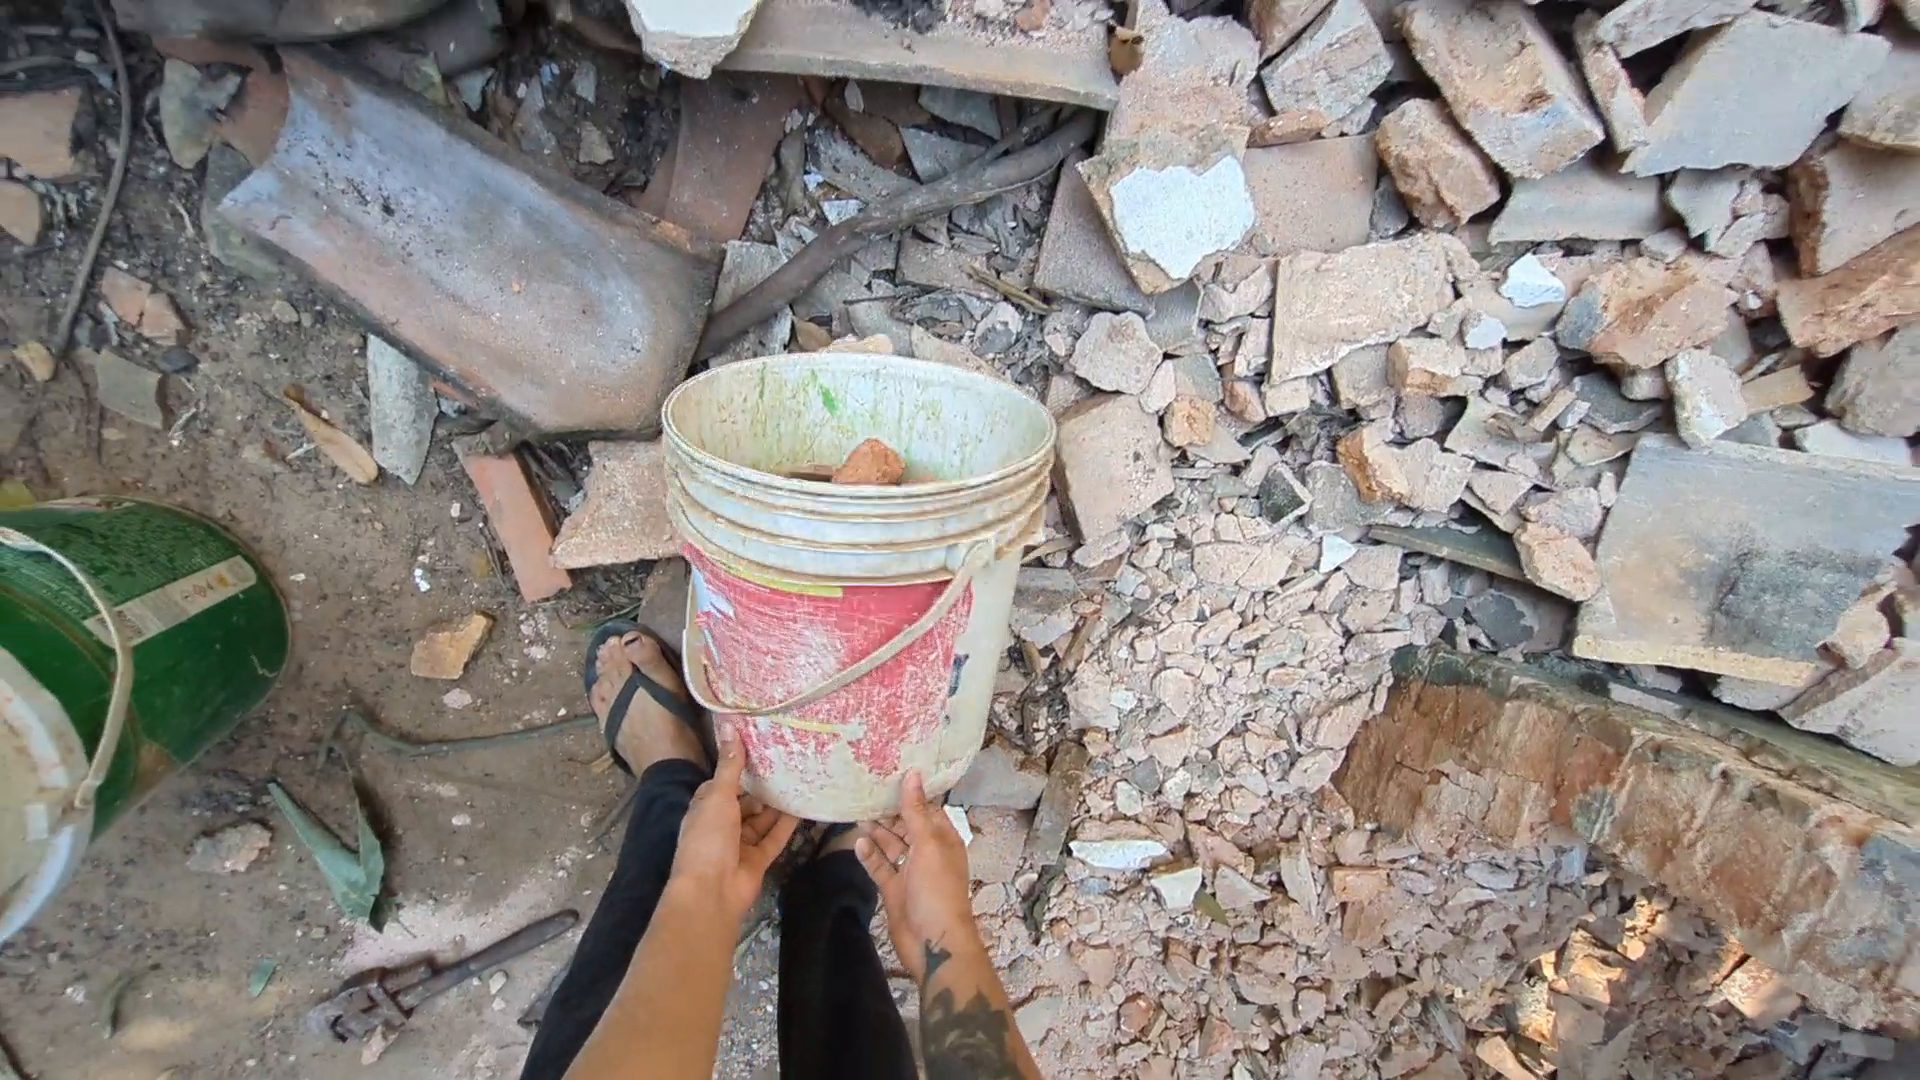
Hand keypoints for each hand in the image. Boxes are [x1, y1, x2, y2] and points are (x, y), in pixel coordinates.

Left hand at [670, 724, 799, 921]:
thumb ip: (729, 765)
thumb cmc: (707, 839)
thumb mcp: (718, 796)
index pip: (721, 784)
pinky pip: (774, 838)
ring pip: (761, 819)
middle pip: (744, 802)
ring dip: (776, 804)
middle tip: (787, 762)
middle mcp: (721, 826)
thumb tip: (730, 725)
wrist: (711, 893)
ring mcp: (740, 844)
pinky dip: (787, 824)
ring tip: (799, 779)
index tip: (760, 748)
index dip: (737, 768)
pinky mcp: (758, 859)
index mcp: (705, 810)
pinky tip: (804, 807)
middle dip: (762, 786)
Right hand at [854, 770, 981, 980]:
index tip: (889, 775)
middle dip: (888, 812)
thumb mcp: (928, 843)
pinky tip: (857, 843)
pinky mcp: (895, 890)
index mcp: (943, 839)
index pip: (926, 809)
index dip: (910, 794)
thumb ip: (916, 810)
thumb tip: (913, 773)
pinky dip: (870, 856)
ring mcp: (911, 872)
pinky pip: (881, 867)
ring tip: (856, 813)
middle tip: (864, 793)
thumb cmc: (937, 888)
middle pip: (906, 826)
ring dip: (877, 832)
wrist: (934, 943)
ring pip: (891, 846)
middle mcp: (927, 852)